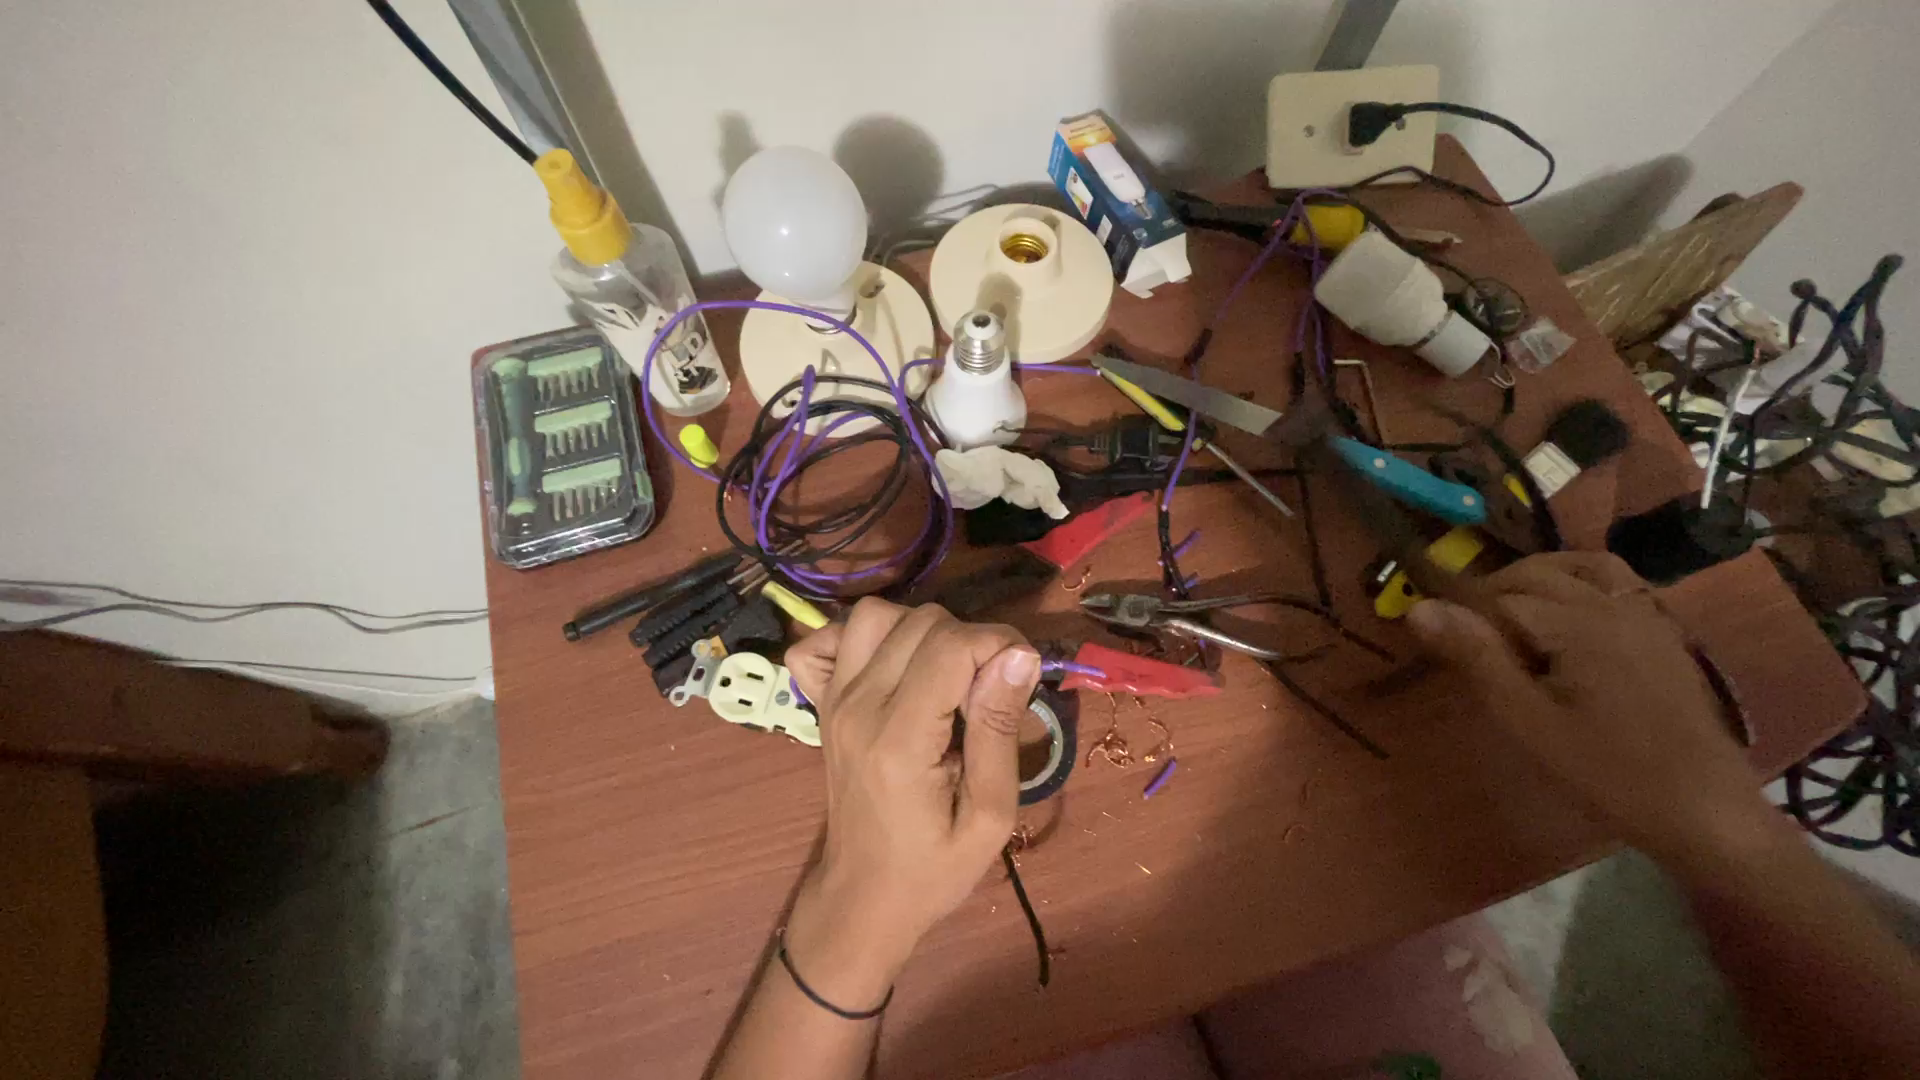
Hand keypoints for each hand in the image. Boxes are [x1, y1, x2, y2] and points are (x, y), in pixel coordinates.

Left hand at [780, 599, 1039, 1008]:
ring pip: (877, 615)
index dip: (999, 642)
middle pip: (920, 623)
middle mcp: (857, 707)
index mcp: (899, 740)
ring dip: (922, 629)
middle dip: (969, 638)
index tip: (1021, 671)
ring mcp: (833, 700)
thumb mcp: (990, 815)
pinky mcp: (822, 702)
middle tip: (987, 686)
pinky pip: (828, 639)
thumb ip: (998, 729)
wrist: (863, 896)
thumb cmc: (935, 867)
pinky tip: (891, 664)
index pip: (951, 646)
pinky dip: (861, 636)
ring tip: (946, 672)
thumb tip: (1019, 654)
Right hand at [1405, 552, 1772, 866]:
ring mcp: (1647, 617)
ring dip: (1535, 578)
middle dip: (1490, 595)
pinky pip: (1616, 583)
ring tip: (1509, 615)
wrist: (1707, 815)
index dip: (1461, 617)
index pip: (1497, 597)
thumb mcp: (1525, 720)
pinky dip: (1578, 583)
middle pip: (1534, 573)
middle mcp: (1614, 606)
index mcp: (1579, 624)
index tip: (1438, 648)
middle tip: (1467, 643)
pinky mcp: (1664, 635)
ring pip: (1580, 567)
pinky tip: (1562, 621)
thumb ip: (1475, 655)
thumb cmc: (1606, 772)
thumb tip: (1419, 606)